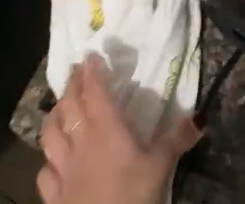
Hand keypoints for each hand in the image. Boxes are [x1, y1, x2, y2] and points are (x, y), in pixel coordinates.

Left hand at [38, 56, 202, 203]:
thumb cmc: (133, 196)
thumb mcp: (161, 166)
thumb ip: (177, 139)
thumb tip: (200, 117)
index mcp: (106, 129)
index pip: (94, 92)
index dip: (91, 72)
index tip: (90, 56)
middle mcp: (80, 142)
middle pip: (69, 106)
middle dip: (71, 86)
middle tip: (74, 72)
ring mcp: (63, 170)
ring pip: (50, 134)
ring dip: (53, 116)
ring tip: (58, 107)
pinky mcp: (54, 196)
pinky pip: (44, 172)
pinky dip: (47, 160)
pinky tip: (51, 161)